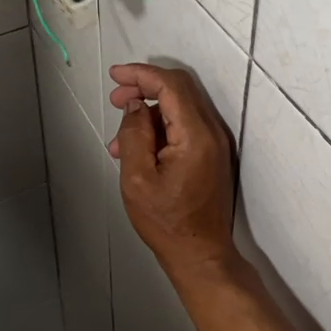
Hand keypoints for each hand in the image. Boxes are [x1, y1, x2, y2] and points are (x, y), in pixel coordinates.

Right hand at [108, 63, 238, 278]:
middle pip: (179, 88)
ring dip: (150, 110)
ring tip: (120, 138)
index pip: (170, 85)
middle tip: (116, 99)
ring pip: (181, 105)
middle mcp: (211, 132)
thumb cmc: (166, 222)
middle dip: (144, 86)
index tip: (115, 76)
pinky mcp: (212, 154)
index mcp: (195, 135)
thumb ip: (134, 135)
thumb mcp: (137, 179)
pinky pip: (185, 124)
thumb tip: (136, 106)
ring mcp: (215, 143)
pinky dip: (161, 125)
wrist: (200, 256)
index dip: (141, 74)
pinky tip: (138, 147)